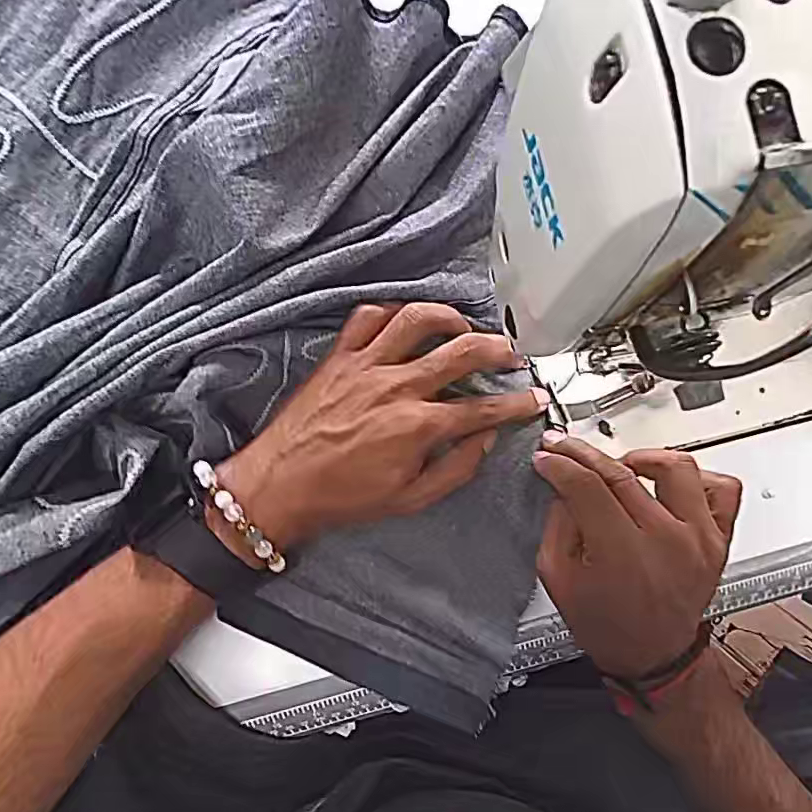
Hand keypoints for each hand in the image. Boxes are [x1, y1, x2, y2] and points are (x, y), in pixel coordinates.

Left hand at [219, 302, 547, 550]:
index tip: (532, 399)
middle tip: (510, 355)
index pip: (483, 408)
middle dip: (499, 349)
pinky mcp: (339, 358)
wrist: (280, 487)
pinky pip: (368, 317)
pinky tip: (404, 323)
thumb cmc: (341, 497)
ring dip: (449, 317)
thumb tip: (483, 441)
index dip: (517, 404)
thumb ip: (455, 468)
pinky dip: (392, 312)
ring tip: (463, 327)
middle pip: (463, 351)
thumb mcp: (410, 499)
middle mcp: (396, 387)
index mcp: (417, 426)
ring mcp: (365, 366)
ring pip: (417, 319)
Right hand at [533, 434, 741, 678]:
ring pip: (674, 467)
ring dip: (639, 457)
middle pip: (620, 472)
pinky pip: (722, 488)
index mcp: (621, 554)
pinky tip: (669, 482)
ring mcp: (699, 538)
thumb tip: (562, 486)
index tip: (547, 457)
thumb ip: (556, 527)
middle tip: (565, 449)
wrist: (653, 655)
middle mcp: (666, 540)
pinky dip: (696, 476)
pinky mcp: (719, 539)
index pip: (586, 486)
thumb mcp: (558, 579)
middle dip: (583, 454)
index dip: (559, 464)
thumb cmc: (608, 625)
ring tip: (621, 465)